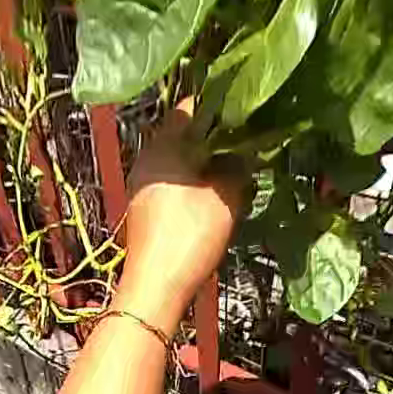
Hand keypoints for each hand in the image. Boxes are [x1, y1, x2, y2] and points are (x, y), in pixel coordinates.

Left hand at [119, 104, 242, 319]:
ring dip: (208, 165)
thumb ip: (239, 165)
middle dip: (217, 137)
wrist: (155, 290)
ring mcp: (143, 188)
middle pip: (186, 135)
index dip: (223, 104)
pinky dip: (195, 186)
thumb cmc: (188, 237)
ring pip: (181, 164)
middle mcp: (147, 160)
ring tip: (239, 172)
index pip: (193, 105)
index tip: (249, 108)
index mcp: (163, 144)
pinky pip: (174, 187)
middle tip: (249, 142)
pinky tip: (217, 198)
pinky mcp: (146, 213)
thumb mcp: (226, 196)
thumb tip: (247, 150)